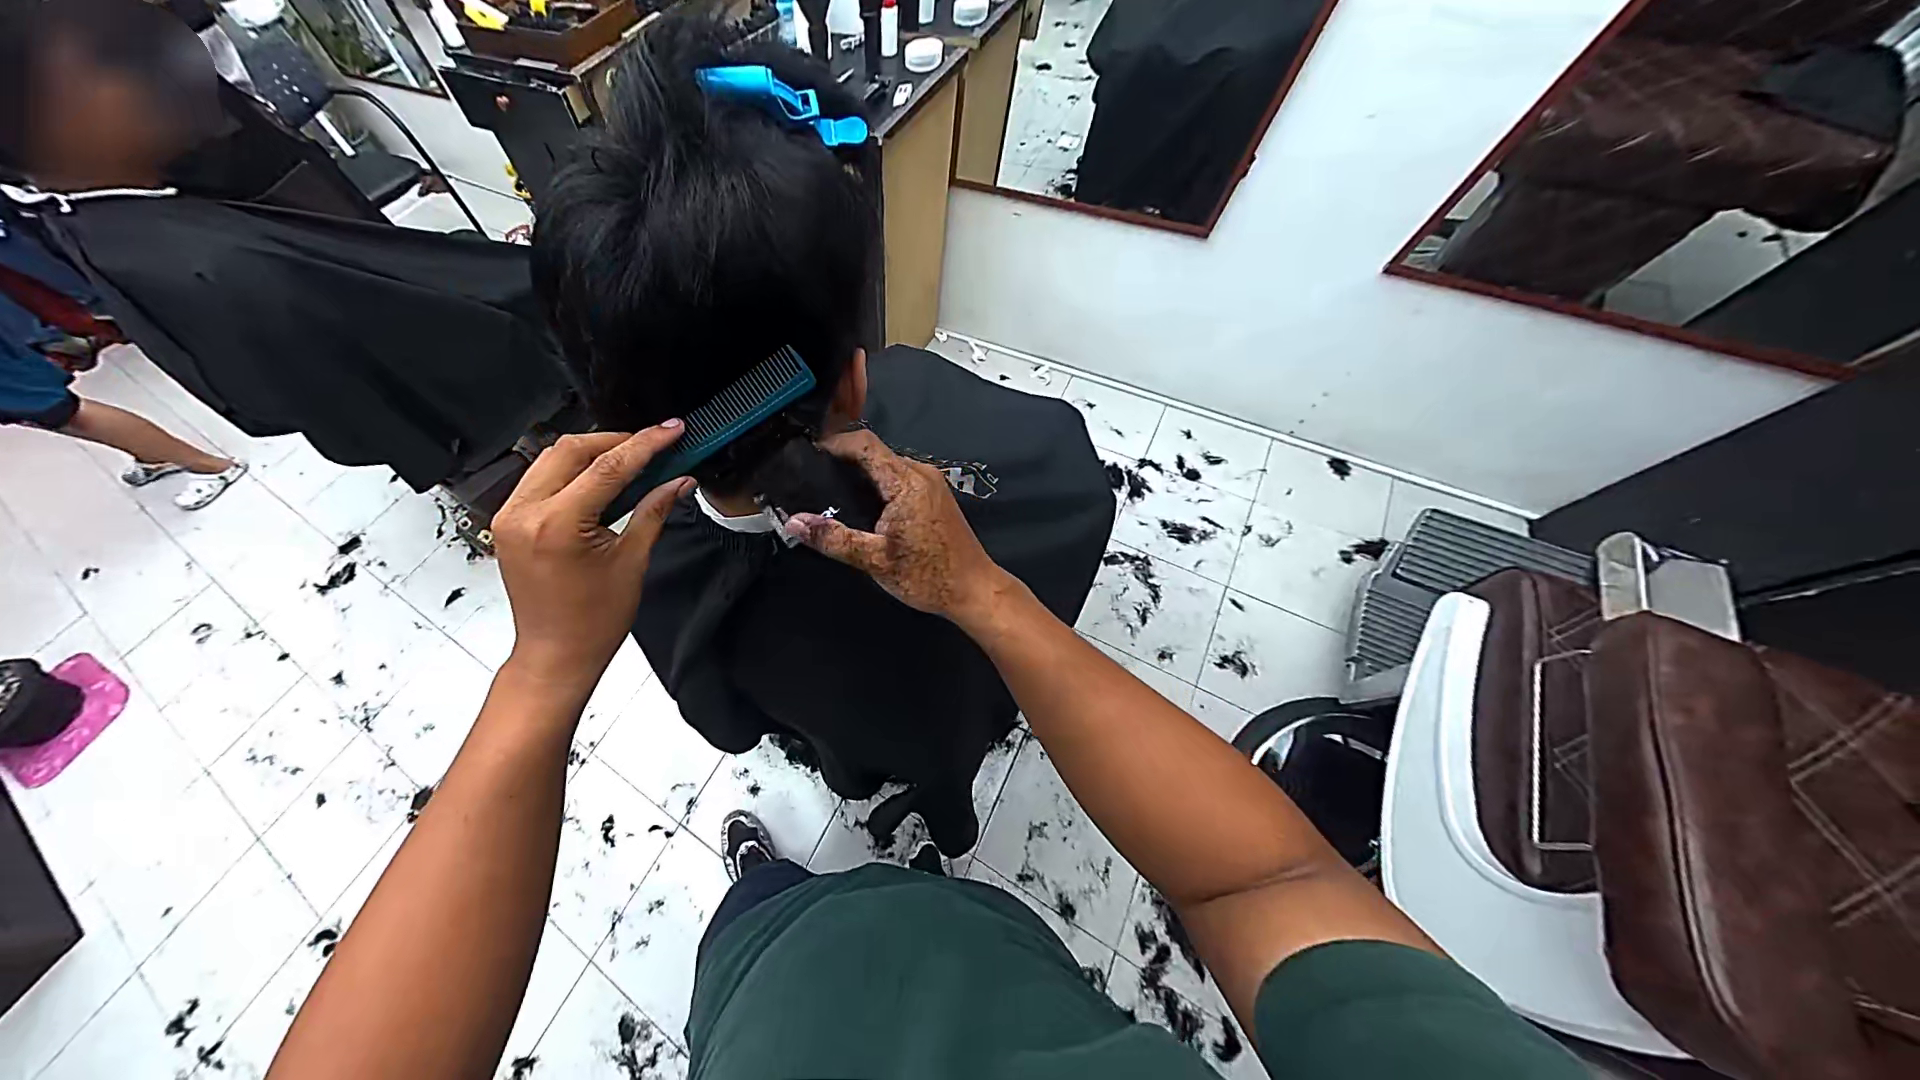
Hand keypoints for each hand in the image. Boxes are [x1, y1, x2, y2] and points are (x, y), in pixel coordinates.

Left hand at [492, 423, 692, 694]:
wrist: (557, 651)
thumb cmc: (591, 620)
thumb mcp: (633, 560)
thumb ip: (654, 510)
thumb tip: (678, 481)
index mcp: (556, 525)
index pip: (608, 466)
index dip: (647, 444)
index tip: (671, 431)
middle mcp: (524, 515)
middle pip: (572, 449)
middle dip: (618, 441)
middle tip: (656, 442)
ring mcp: (511, 517)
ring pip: (552, 458)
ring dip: (595, 452)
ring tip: (634, 458)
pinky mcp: (510, 521)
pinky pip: (541, 478)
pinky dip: (574, 471)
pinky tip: (603, 477)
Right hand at [784, 429, 1013, 620]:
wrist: (974, 590)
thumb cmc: (930, 577)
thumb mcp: (875, 561)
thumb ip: (833, 538)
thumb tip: (795, 523)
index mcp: (907, 482)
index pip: (863, 442)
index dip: (832, 443)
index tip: (806, 456)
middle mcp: (920, 473)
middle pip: (872, 452)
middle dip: (840, 462)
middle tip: (810, 481)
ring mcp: (929, 483)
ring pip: (884, 465)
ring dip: (857, 476)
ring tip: (828, 495)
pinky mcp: (932, 495)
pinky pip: (896, 478)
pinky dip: (874, 486)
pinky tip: (858, 508)